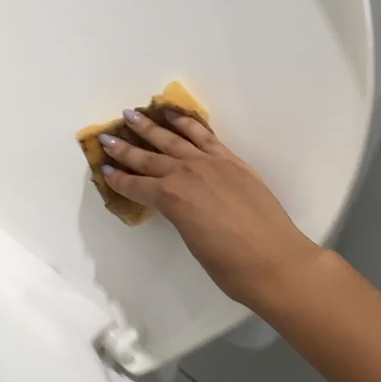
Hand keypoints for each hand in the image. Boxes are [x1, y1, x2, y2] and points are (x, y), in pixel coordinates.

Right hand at [99, 109, 322, 313]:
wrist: (276, 261)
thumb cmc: (231, 267)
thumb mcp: (192, 242)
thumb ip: (179, 216)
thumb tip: (175, 204)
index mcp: (171, 200)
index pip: (137, 187)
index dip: (119, 180)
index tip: (104, 170)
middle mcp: (185, 174)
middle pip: (149, 159)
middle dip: (125, 149)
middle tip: (106, 138)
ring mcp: (209, 163)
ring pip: (172, 139)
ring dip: (150, 126)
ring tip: (131, 114)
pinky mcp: (230, 160)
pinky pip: (202, 134)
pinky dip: (186, 122)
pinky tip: (173, 115)